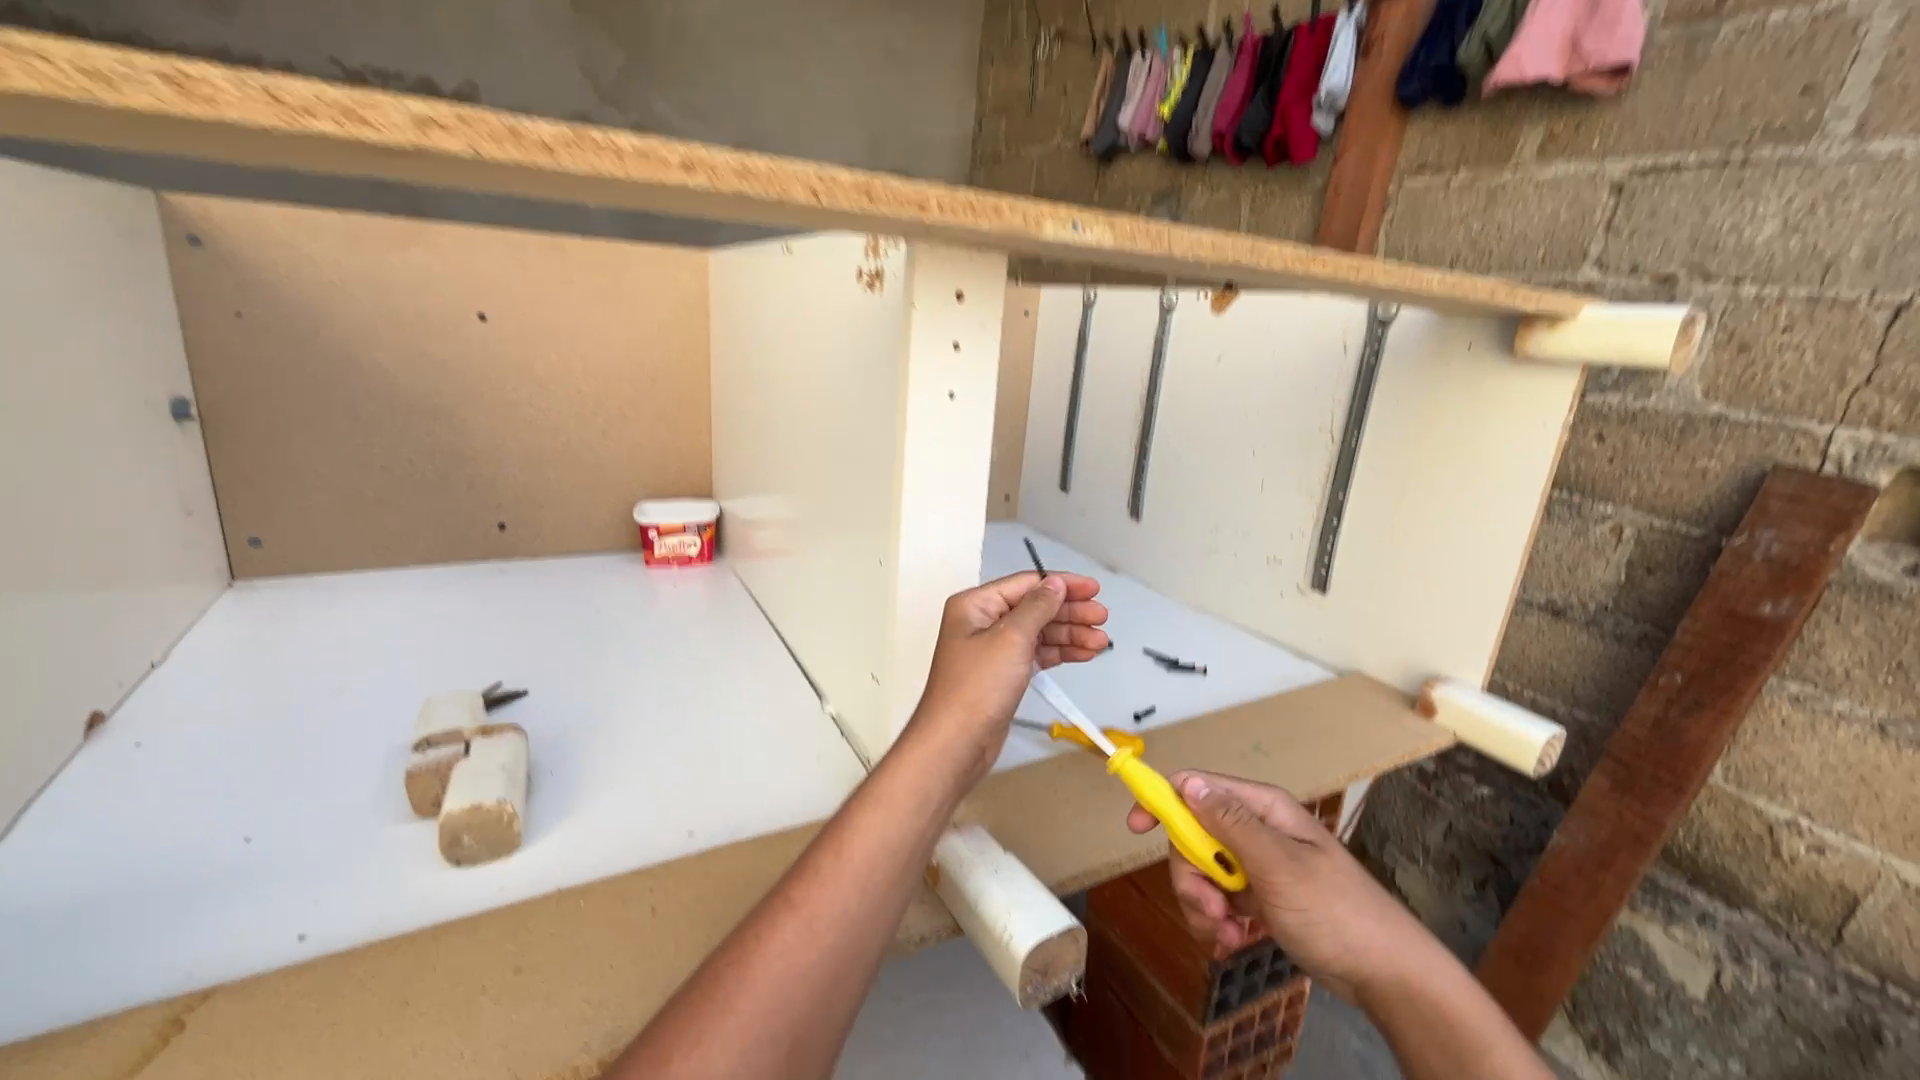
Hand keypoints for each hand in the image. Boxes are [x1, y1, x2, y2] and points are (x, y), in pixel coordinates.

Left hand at [905, 572, 1107, 783]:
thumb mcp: (1011, 638)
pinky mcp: (1004, 674)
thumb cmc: (974, 689)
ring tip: (1100, 641)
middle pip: (1035, 608)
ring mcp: (993, 650)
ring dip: (1070, 634)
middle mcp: (982, 623)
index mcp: (975, 605)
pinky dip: (1060, 653)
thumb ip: (1037, 607)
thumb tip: (1055, 584)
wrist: (958, 742)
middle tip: (1102, 617)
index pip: (1026, 584)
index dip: (1062, 584)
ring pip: (1040, 633)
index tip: (1093, 589)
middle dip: (1070, 612)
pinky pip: (1037, 655)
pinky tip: (1084, 653)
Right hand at [1126, 771, 1433, 1002]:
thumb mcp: (1278, 865)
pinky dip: (1215, 920)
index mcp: (1262, 809)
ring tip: (1225, 934)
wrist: (1383, 972)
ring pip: (1201, 872)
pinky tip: (1230, 940)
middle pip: (1192, 838)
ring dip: (1202, 905)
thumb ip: (1229, 823)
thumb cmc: (1335, 911)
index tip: (1136, 828)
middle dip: (1190, 876)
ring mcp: (1256, 864)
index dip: (1163, 802)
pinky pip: (1217, 899)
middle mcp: (1256, 830)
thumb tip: (1186, 782)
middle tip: (1209, 908)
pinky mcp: (1258, 896)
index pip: (1197, 788)